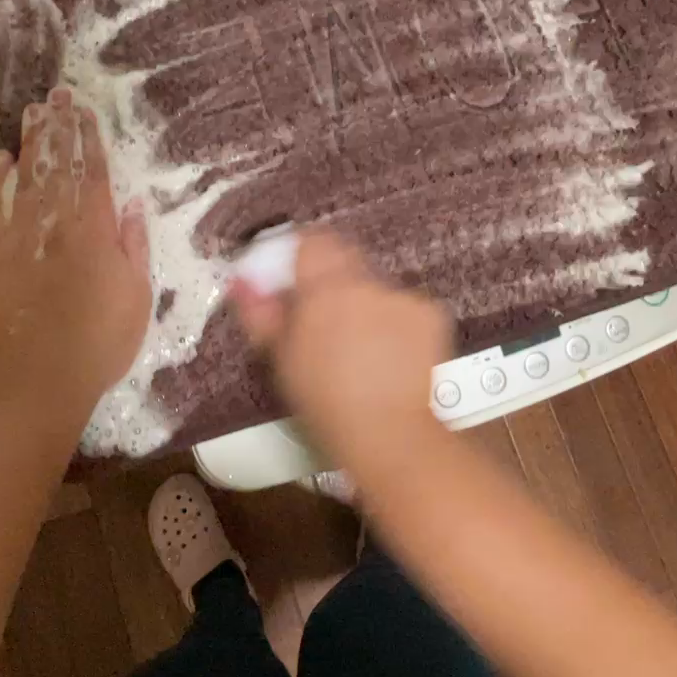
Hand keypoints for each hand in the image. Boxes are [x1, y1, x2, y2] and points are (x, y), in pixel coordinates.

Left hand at [0, 87, 150, 416]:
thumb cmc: (100, 342)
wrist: (38, 380)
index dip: (89, 138)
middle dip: (59, 127)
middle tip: (57, 93)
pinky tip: (0, 160)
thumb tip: (131, 203)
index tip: (85, 109)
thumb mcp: (137, 295)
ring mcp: (18, 236)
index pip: (93, 171)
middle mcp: (54, 222)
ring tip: (34, 112)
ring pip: (25, 177)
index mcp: (94, 229)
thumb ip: (133, 244)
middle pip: (57, 164)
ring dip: (30, 143)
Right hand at [229, 230, 451, 462]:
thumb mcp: (282, 359)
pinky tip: (392, 356)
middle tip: (326, 321)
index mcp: (324, 287)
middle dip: (334, 282)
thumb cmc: (326, 402)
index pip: (311, 241)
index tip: (295, 279)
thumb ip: (261, 312)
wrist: (391, 435)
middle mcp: (366, 281)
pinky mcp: (432, 313)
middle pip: (346, 260)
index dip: (301, 255)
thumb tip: (244, 281)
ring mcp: (403, 295)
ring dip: (366, 304)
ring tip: (362, 349)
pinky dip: (397, 323)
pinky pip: (406, 306)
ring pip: (376, 286)